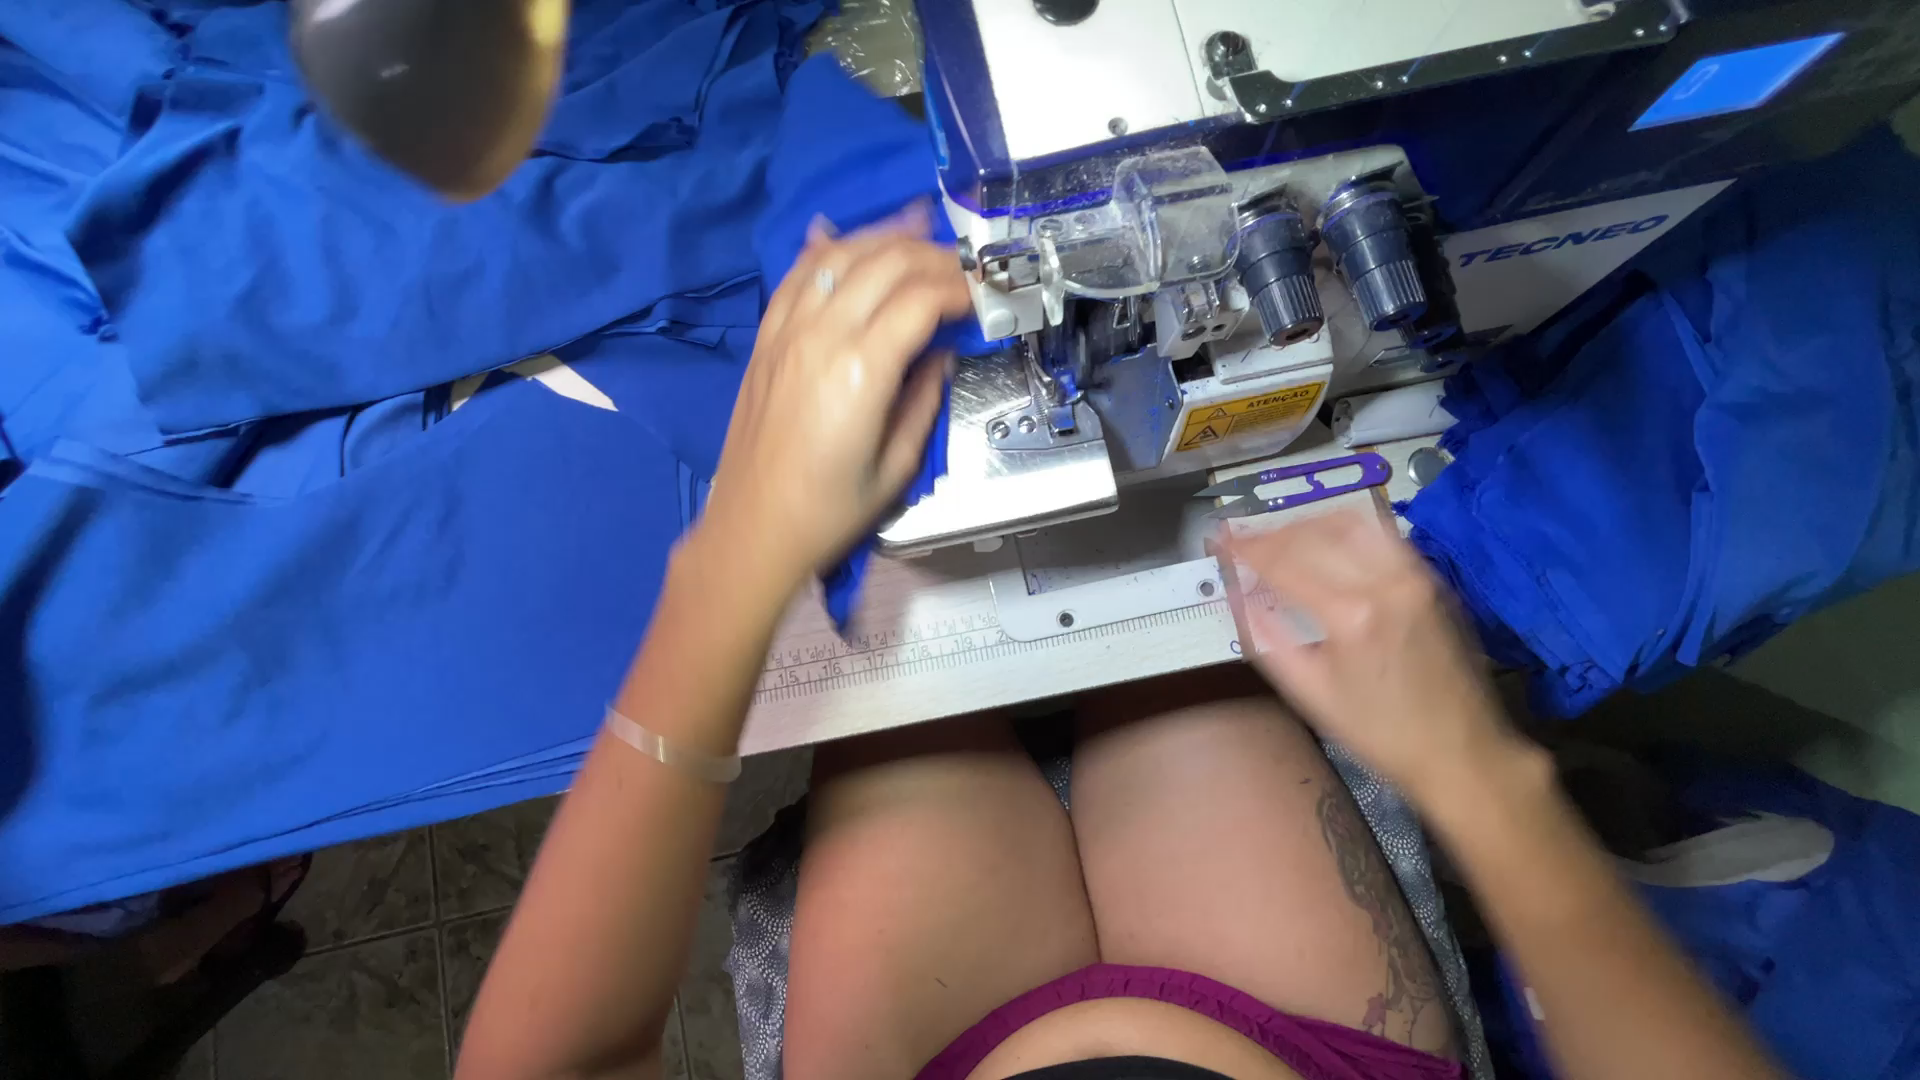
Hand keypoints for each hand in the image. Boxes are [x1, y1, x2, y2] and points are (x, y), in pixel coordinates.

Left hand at [698, 210, 971, 587]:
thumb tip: (940, 356)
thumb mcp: (897, 467)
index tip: (986, 294)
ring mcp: (786, 330)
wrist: (754, 528)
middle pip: (885, 264)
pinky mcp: (765, 337)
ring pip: (840, 255)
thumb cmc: (830, 510)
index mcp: (861, 371)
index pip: (921, 300)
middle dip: (933, 256)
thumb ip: (925, 400)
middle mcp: (821, 335)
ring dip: (885, 239)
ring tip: (921, 236)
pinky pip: (798, 274)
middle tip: (964, 267)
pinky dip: (830, 249)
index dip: (961, 289)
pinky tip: (851, 242)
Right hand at [1225, 509, 1515, 806]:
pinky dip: (1344, 529)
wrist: (1462, 750)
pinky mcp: (1431, 579)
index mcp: (1349, 615)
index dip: (1243, 548)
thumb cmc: (1379, 732)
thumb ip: (1267, 640)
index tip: (1219, 539)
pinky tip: (1326, 543)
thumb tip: (1237, 597)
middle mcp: (1384, 583)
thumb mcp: (1310, 694)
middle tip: (1242, 540)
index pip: (1282, 562)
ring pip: (1348, 524)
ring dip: (1305, 524)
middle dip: (1268, 534)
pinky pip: (1380, 535)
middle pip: (1311, 535)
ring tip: (1280, 538)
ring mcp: (1413, 576)